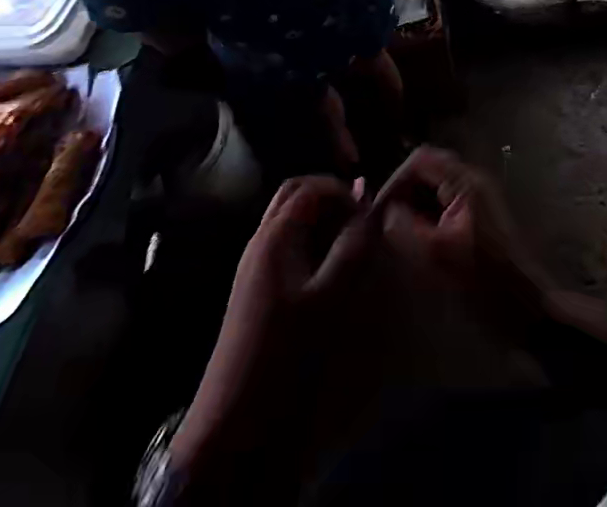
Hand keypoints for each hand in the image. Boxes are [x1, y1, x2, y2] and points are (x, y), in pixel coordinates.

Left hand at [168, 176, 372, 489]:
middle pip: (295, 197)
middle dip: (330, 199)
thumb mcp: (331, 296)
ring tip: (356, 245)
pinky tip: (334, 270)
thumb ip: (353, 247)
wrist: (234, 420)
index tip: (371, 213)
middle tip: (363, 222)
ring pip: (290, 223)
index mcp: (275, 236)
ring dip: (323, 222)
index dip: (342, 190)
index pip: (309, 186)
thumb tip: (371, 209)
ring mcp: (256, 267)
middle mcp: (260, 242)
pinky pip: (288, 248)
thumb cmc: (285, 352)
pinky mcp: (257, 291)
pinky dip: (313, 244)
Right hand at [374, 147, 551, 333]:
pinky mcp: (478, 212)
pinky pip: (444, 200)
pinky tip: (418, 236)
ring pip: (435, 185)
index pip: (420, 160)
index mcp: (465, 182)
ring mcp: (478, 195)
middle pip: (427, 169)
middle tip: (385, 219)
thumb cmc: (483, 278)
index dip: (395, 180)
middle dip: (403, 191)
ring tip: (397, 229)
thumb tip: (386, 211)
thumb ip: (404, 228)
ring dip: (413, 202)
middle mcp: (472, 180)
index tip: (380, 209)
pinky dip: (426, 211)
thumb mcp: (436, 254)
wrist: (524, 303)